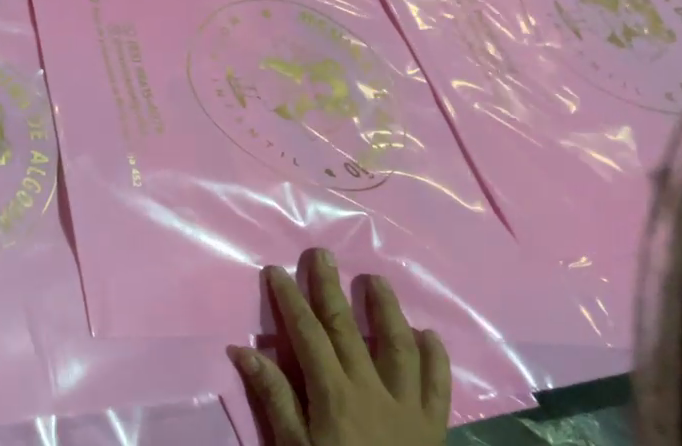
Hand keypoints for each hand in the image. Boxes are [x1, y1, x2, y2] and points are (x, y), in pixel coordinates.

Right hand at [229, 249, 449, 445]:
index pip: (307, 335)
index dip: (290, 300)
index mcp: (334, 396)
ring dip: (386, 311)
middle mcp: (373, 392)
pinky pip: (438, 387)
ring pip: (399, 348)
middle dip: (331, 289)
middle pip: (348, 330)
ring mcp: (408, 409)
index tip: (277, 270)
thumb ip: (275, 399)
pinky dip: (435, 359)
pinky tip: (429, 335)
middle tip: (322, 254)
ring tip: (376, 281)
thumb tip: (243, 350)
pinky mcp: (434, 428)